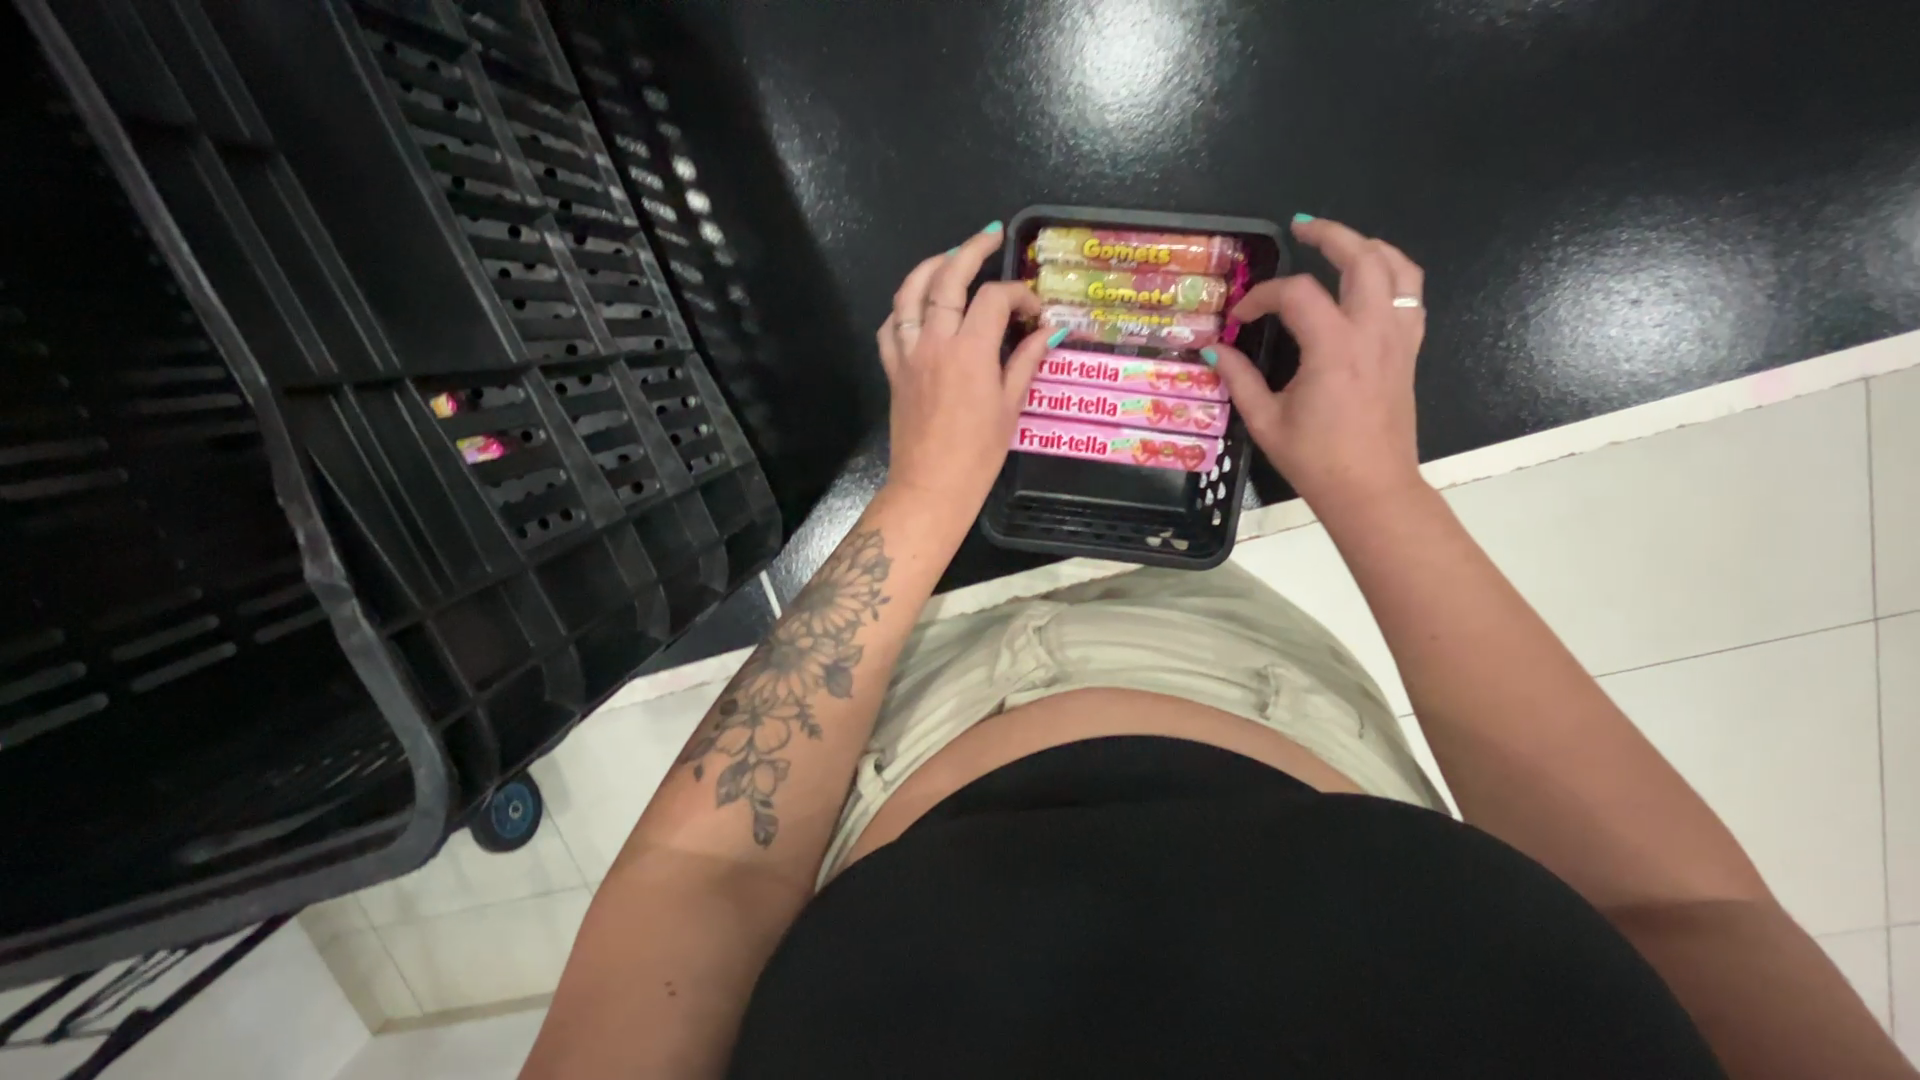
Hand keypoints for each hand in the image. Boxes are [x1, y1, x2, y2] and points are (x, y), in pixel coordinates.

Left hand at [876, 222, 1054, 518]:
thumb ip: (1026, 361)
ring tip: (948, 258)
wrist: (931, 486)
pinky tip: (917, 306)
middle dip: (970, 250)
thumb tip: (1048, 332)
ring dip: (929, 268)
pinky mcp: (893, 370)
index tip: (1035, 311)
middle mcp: (935, 341)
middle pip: (947, 278)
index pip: (994, 298)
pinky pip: (890, 327)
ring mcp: (908, 354)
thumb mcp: (1010, 406)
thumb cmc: (978, 453)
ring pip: (909, 294)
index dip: (1019, 295)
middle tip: (989, 238)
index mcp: (970, 350)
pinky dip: (903, 308)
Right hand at [1203, 217, 1426, 508]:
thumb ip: (1239, 379)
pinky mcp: (1409, 351)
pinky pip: (1411, 296)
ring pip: (1398, 268)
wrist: (1371, 489)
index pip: (1296, 293)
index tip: (1239, 318)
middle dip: (1330, 235)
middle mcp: (1372, 332)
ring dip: (1369, 247)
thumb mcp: (1265, 421)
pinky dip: (1392, 276)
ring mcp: (1398, 339)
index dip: (1262, 296)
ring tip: (1341, 244)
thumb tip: (1214, 350)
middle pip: (1362, 257)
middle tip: (1302, 228)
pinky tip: (1369, 282)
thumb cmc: (1316, 460)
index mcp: (1333, 348)